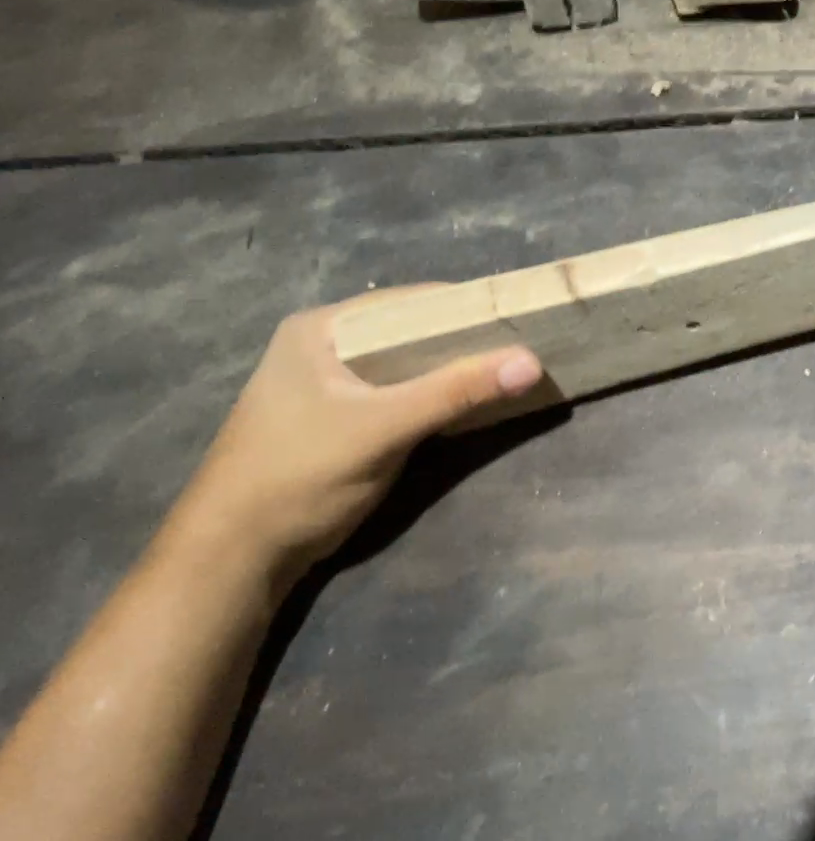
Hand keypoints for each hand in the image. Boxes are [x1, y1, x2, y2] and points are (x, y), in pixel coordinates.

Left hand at [163, 288, 543, 582]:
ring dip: (465, 371)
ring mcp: (343, 385)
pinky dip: (450, 396)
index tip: (528, 317)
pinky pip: (416, 394)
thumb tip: (532, 361)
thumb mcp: (382, 428)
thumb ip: (456, 391)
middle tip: (534, 347)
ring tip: (521, 371)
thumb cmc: (298, 476)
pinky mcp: (356, 419)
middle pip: (420, 331)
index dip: (472, 306)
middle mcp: (333, 347)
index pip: (414, 301)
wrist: (238, 556)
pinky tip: (485, 402)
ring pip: (420, 365)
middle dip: (474, 341)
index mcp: (323, 330)